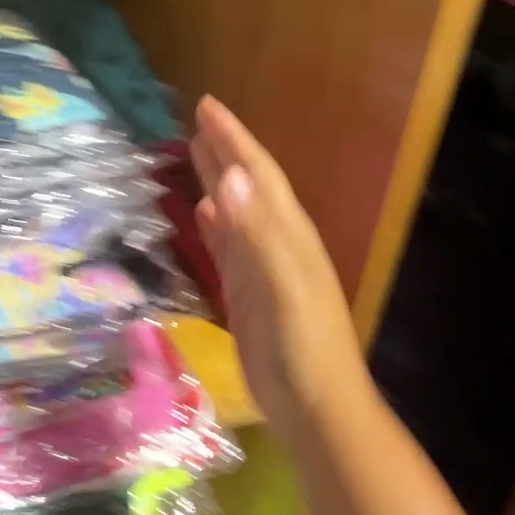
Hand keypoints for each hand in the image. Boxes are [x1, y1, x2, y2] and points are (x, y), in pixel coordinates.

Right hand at [189, 96, 367, 437]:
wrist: (318, 408)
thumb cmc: (302, 346)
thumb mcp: (280, 286)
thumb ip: (256, 231)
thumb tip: (230, 176)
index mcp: (287, 233)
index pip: (258, 173)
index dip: (233, 138)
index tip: (207, 105)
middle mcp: (276, 240)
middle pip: (248, 184)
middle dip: (225, 149)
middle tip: (198, 119)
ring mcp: (263, 266)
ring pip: (237, 209)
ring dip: (218, 178)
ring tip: (196, 150)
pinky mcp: (249, 291)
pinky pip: (229, 243)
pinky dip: (216, 222)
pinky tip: (204, 213)